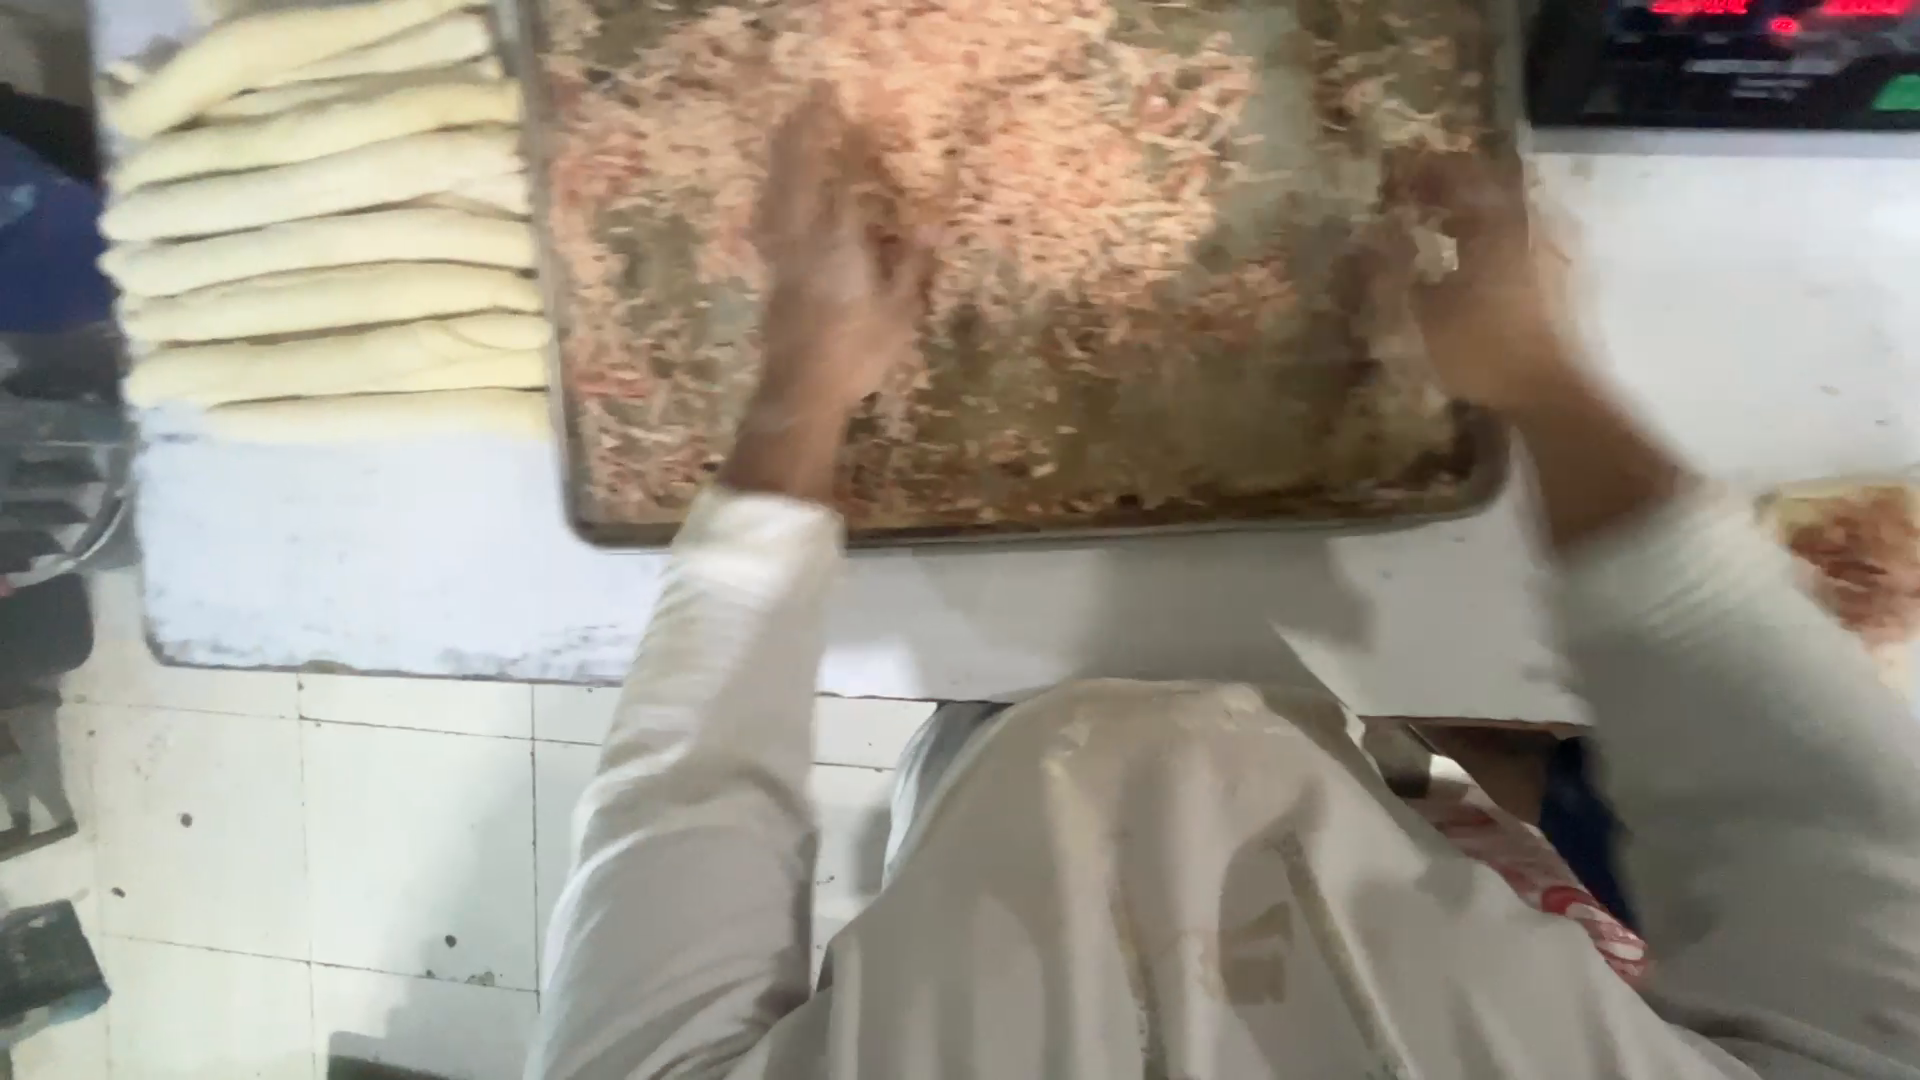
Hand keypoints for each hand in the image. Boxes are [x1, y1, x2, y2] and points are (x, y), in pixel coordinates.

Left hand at [750, 83, 934, 418]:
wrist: (801, 390)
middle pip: (793, 169)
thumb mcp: (898, 312)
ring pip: (773, 189)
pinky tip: (772, 193)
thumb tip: (934, 223)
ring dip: (781, 154)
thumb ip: (913, 263)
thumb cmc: (856, 353)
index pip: (837, 173)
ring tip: (789, 129)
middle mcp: (801, 235)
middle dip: (802, 129)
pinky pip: (766, 217)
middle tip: (813, 98)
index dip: (839, 136)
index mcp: (837, 239)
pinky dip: (771, 192)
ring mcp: (779, 254)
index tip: (845, 103)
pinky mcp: (769, 274)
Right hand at [1393, 153, 1577, 411]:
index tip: (1394, 174)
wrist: (1552, 390)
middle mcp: (1536, 222)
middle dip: (1452, 185)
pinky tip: (1474, 258)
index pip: (1461, 177)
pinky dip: (1494, 233)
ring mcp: (1557, 246)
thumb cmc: (1482, 350)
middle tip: (1416, 194)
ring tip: (1440, 226)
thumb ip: (1394, 268)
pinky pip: (1524, 233)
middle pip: (1492, 186)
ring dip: (1474, 210)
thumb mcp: (1423, 312)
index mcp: (1500, 224)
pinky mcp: (1565, 273)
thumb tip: (1370, 236)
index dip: (1425, 171)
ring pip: (1510, 210)